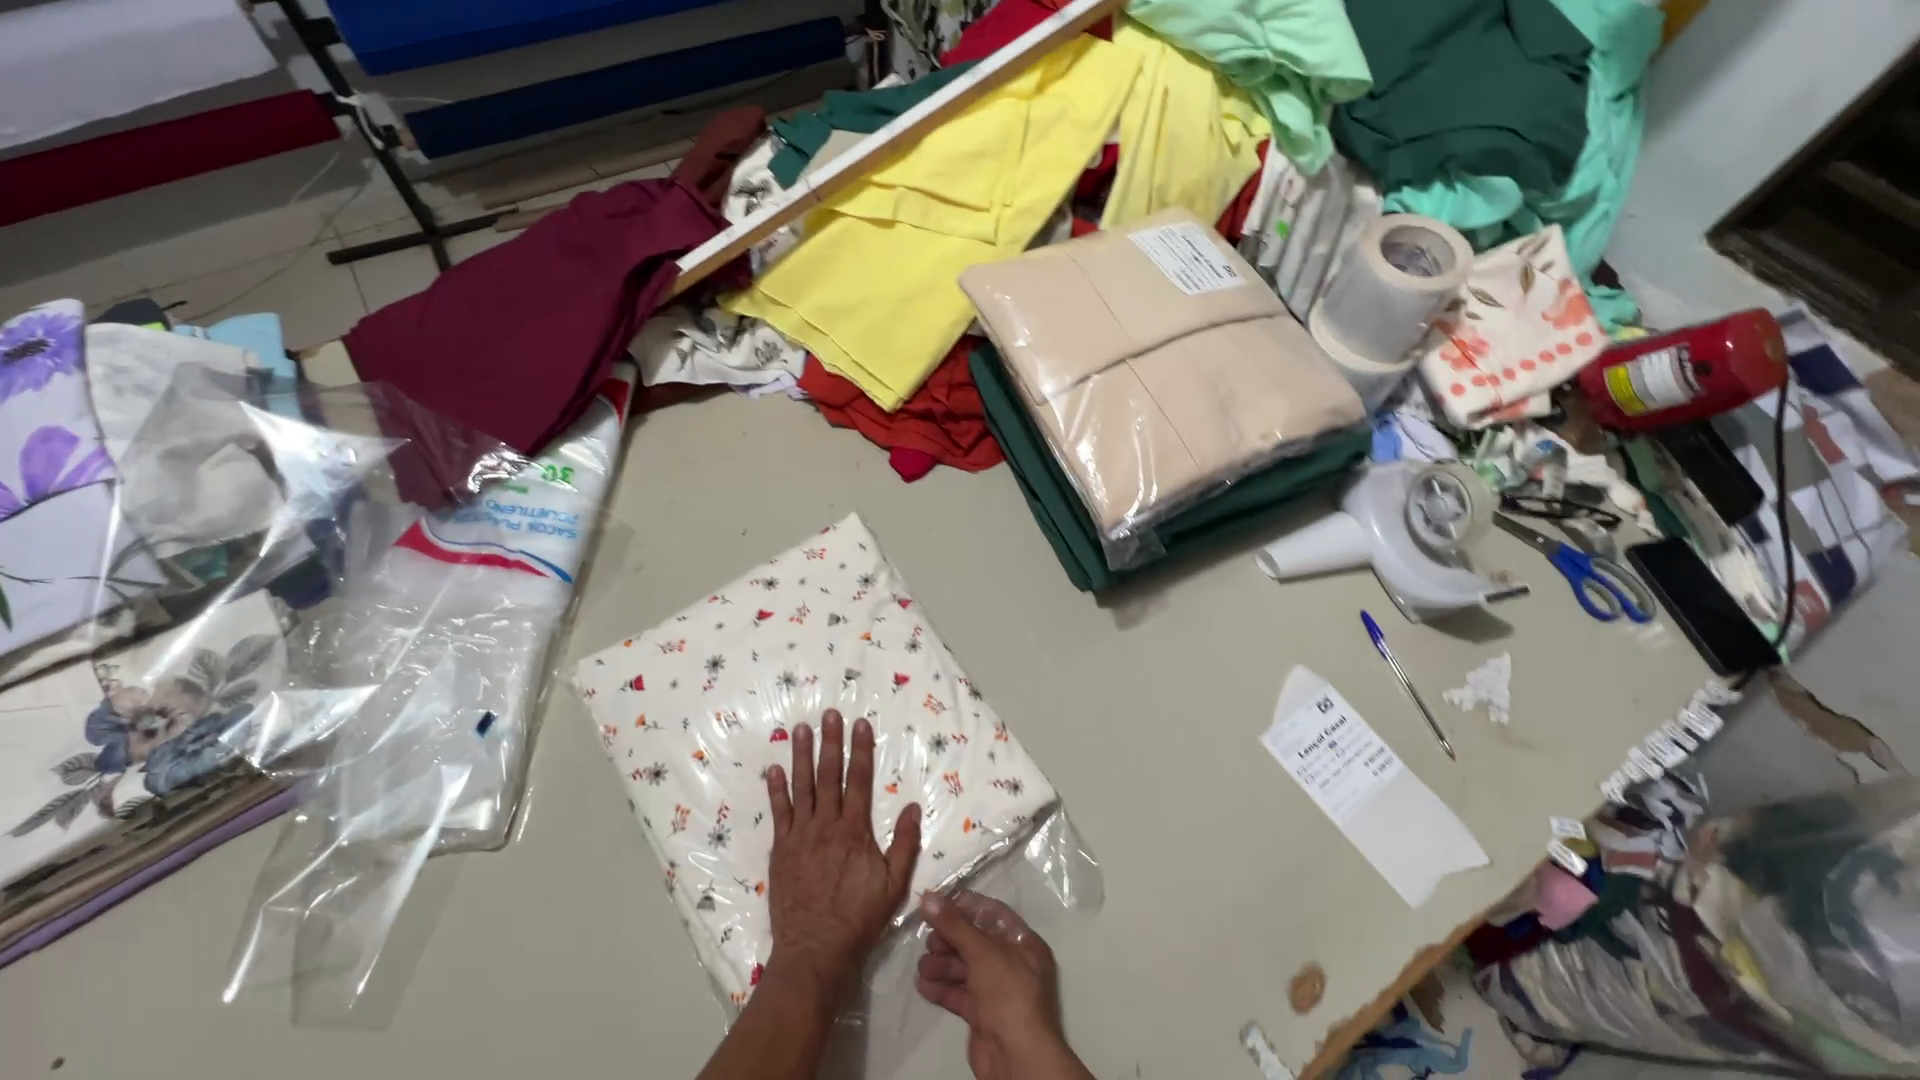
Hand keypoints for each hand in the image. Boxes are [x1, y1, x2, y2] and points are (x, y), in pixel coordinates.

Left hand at [765, 710, 921, 994]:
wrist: (815, 948)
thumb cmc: (859, 918)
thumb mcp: (894, 885)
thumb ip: (905, 845)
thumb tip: (914, 807)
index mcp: (855, 831)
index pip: (859, 781)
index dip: (861, 750)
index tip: (861, 723)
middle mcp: (826, 825)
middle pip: (829, 775)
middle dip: (831, 742)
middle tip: (829, 714)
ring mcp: (800, 836)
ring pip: (801, 787)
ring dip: (801, 756)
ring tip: (800, 729)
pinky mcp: (780, 849)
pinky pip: (779, 812)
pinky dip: (776, 789)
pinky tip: (774, 769)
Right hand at [917, 891, 1091, 1079]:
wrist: (1017, 1057)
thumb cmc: (1008, 992)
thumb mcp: (982, 951)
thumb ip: (954, 924)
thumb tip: (928, 896)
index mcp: (1024, 943)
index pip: (994, 914)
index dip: (967, 906)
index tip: (939, 903)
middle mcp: (1013, 964)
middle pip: (976, 942)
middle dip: (950, 939)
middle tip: (929, 941)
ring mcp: (998, 991)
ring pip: (965, 969)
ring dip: (942, 965)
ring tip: (923, 967)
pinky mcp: (983, 1015)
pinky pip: (960, 994)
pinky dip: (942, 988)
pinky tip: (923, 985)